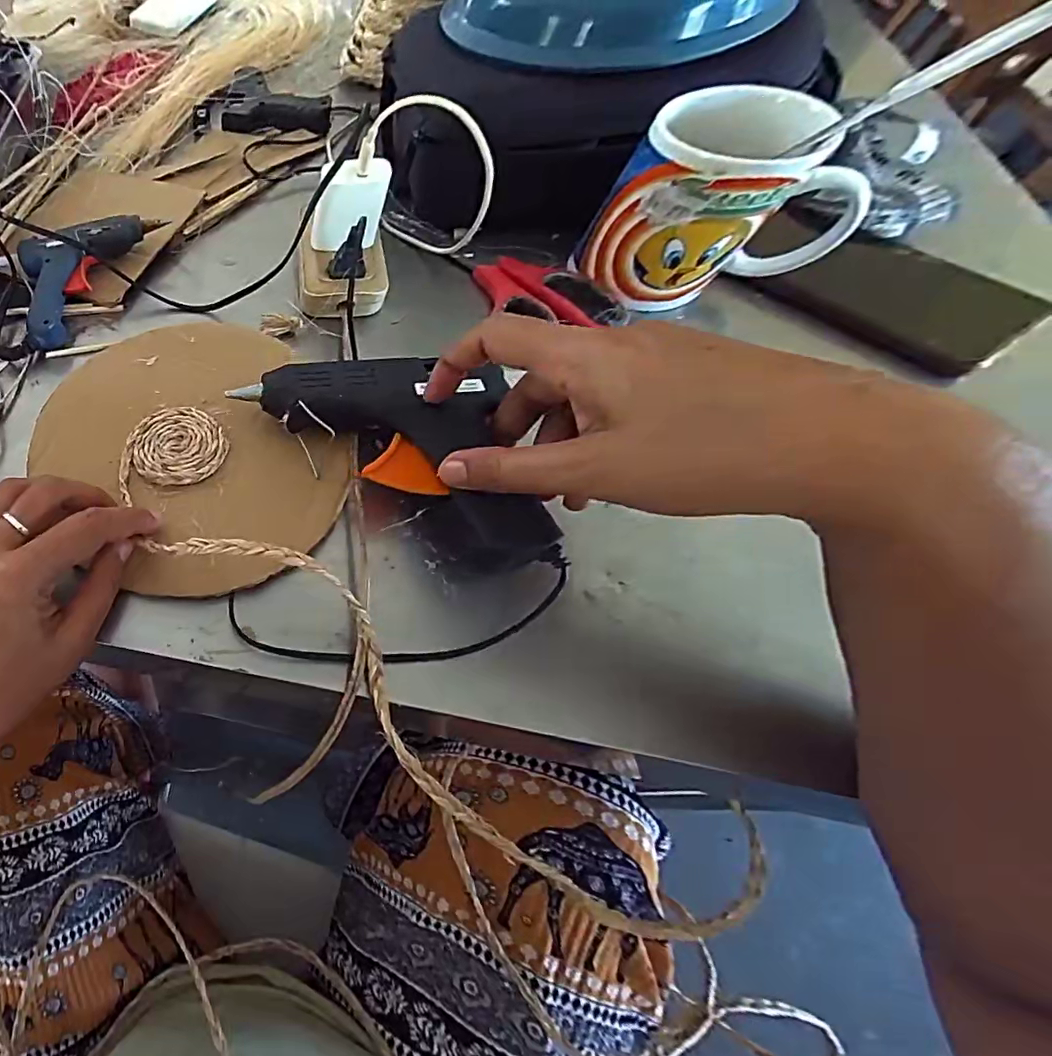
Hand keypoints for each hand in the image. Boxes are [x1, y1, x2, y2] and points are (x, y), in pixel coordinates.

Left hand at [0, 477, 159, 772]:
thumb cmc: (19, 684)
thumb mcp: (73, 641)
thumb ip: (103, 585)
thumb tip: (125, 543)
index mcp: (17, 577)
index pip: (80, 529)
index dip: (122, 520)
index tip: (150, 520)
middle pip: (43, 493)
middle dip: (88, 494)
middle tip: (116, 513)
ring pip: (12, 491)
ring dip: (52, 492)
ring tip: (80, 512)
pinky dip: (22, 506)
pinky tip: (44, 525)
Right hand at [422, 315, 999, 527]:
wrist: (852, 443)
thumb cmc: (706, 452)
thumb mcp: (593, 471)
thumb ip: (510, 470)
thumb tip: (448, 468)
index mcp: (584, 355)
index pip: (494, 336)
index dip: (452, 363)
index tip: (433, 399)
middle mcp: (617, 342)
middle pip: (536, 372)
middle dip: (512, 422)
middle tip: (512, 469)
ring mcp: (660, 353)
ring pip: (579, 389)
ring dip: (557, 435)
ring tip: (572, 490)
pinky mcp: (693, 369)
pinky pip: (619, 393)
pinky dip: (597, 429)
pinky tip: (616, 472)